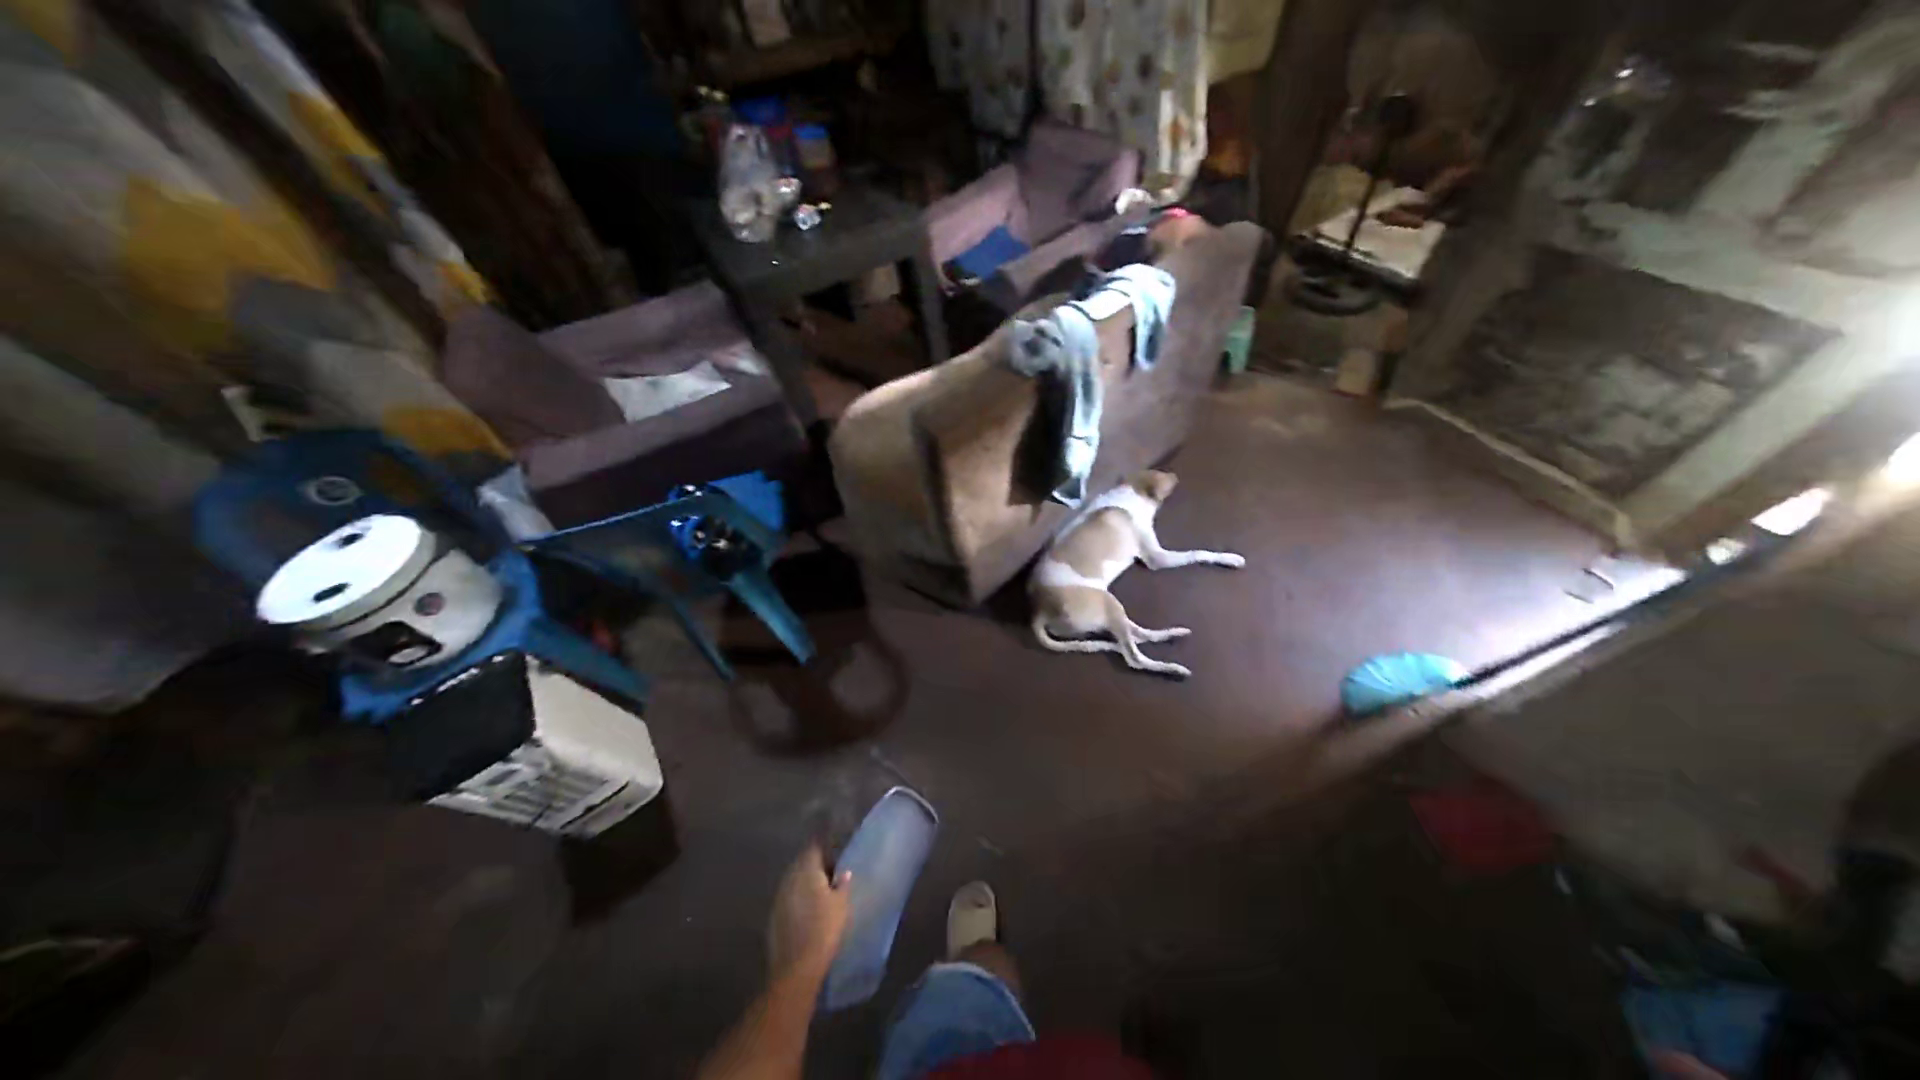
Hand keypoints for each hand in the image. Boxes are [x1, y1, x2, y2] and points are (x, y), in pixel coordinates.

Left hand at [766, 844, 851, 983]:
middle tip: (832, 869)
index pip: (814, 846)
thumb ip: (843, 884)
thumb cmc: (824, 929)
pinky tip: (808, 907)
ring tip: (822, 889)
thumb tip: (843, 872)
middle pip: (803, 862)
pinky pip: (789, 896)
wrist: (796, 967)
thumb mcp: (841, 904)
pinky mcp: (774, 914)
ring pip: (795, 879)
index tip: (835, 847)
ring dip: (806, 880)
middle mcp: (789, 877)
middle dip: (816, 863)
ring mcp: (779, 896)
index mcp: (806, 869)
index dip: (824, 845)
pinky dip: (799, 897)